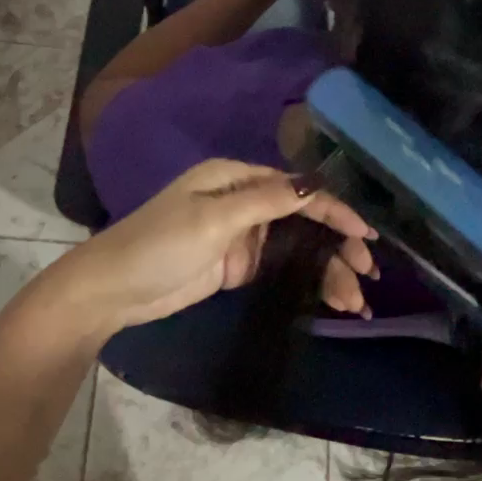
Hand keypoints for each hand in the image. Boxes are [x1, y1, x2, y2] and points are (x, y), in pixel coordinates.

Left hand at [39, 160, 375, 334]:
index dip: (334, 209)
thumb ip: (266, 201)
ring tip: (353, 302)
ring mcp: (241, 235)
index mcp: (235, 178)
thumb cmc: (160, 244)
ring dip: (325, 271)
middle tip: (367, 275)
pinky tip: (331, 300)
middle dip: (336, 247)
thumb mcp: (214, 219)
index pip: (296, 189)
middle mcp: (243, 201)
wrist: (114, 290)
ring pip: (297, 248)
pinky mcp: (238, 265)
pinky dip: (306, 283)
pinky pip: (282, 269)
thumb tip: (315, 187)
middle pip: (302, 220)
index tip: (365, 234)